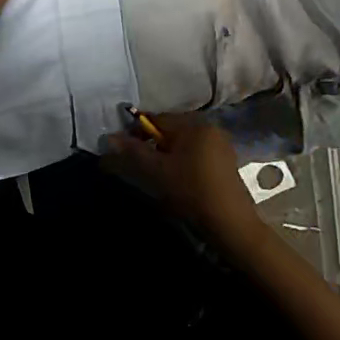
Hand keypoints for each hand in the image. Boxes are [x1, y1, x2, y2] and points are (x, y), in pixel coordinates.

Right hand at [101, 111, 252, 227]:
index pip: (156, 118)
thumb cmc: (190, 190)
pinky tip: (178, 179)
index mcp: (194, 125)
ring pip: (182, 142)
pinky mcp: (225, 162)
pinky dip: (182, 160)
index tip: (124, 151)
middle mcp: (209, 128)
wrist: (229, 222)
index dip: (136, 132)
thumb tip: (110, 137)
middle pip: (170, 129)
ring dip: (166, 153)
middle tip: (141, 165)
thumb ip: (132, 151)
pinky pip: (195, 152)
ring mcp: (221, 145)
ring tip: (158, 174)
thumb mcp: (156, 171)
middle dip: (152, 143)